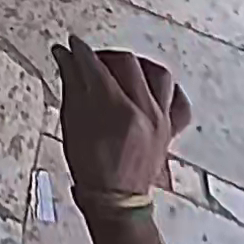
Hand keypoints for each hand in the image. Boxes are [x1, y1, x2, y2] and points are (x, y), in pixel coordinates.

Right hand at [52, 37, 191, 201]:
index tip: (72, 44)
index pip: (95, 64)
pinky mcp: (171, 129)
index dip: (80, 50)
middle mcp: (143, 109)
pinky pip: (179, 102)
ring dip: (137, 66)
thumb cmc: (90, 163)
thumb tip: (65, 55)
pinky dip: (167, 90)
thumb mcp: (72, 119)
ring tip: (121, 68)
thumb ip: (71, 82)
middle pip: (127, 62)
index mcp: (114, 107)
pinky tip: (151, 87)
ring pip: (158, 75)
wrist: (116, 200)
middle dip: (105, 55)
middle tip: (91, 59)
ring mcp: (161, 119)